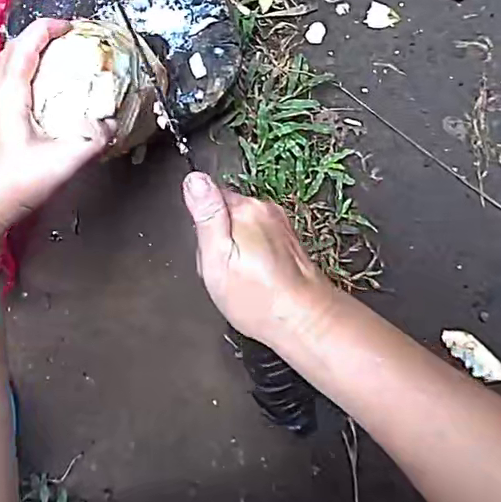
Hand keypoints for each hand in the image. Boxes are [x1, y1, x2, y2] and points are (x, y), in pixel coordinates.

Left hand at [0, 19, 113, 245]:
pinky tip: (29, 97)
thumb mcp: (60, 164)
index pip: (25, 45)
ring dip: (21, 56)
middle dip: (35, 37)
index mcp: (7, 95)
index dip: (47, 28)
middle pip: (7, 51)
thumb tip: (109, 124)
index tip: (69, 26)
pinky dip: (14, 76)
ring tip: (46, 63)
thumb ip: (90, 141)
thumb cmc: (7, 187)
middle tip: (61, 41)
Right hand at [181, 173, 334, 346]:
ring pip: (241, 228)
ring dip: (236, 250)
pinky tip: (256, 280)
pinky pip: (258, 240)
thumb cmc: (258, 298)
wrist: (306, 322)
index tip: (209, 253)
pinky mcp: (288, 239)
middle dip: (219, 241)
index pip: (208, 199)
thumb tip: (194, 179)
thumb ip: (206, 215)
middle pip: (225, 214)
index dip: (203, 230)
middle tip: (225, 271)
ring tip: (242, 280)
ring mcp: (280, 224)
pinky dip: (252, 257)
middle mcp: (265, 210)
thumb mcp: (217, 258)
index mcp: (246, 209)